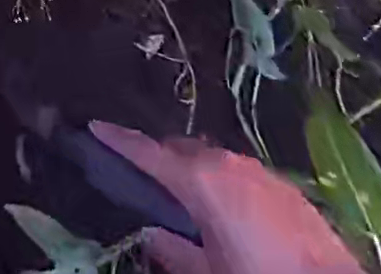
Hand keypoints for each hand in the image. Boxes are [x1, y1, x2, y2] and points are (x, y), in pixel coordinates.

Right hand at [89, 121, 361, 273]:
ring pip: (213, 159)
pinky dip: (227, 184)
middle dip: (162, 160)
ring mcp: (259, 171)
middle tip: (149, 183)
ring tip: (193, 204)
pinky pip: (242, 174)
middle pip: (180, 149)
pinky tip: (235, 216)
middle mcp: (225, 163)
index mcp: (199, 180)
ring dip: (196, 172)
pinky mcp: (286, 187)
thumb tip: (152, 236)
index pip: (147, 151)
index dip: (118, 139)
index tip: (94, 126)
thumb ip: (175, 254)